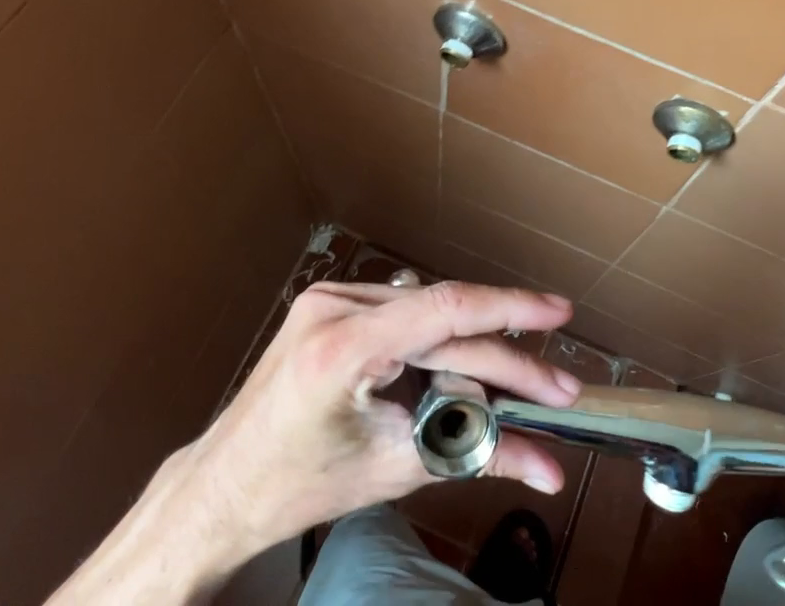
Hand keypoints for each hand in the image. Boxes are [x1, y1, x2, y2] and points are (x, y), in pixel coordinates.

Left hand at [48, 280, 581, 604]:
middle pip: (444, 320)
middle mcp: (332, 306)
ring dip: (473, 348)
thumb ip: (479, 457)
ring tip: (514, 386)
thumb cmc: (296, 484)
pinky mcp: (327, 306)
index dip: (512, 309)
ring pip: (427, 312)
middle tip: (555, 389)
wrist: (225, 484)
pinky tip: (461, 368)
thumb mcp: (395, 469)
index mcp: (340, 346)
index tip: (559, 313)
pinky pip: (403, 313)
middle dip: (505, 359)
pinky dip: (438, 341)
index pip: (446, 310)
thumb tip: (547, 468)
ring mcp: (326, 300)